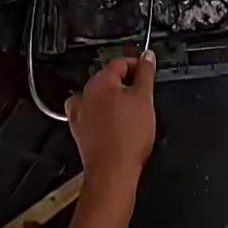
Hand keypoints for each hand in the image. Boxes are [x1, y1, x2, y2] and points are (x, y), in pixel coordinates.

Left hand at [65, 52, 156, 196]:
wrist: (112, 171)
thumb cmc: (127, 138)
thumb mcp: (145, 98)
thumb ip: (146, 73)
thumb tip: (147, 56)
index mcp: (101, 81)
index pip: (121, 62)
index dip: (137, 65)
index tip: (147, 72)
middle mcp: (86, 93)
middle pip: (109, 78)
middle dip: (126, 83)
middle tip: (143, 95)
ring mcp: (80, 112)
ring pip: (100, 95)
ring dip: (113, 99)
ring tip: (129, 112)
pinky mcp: (80, 129)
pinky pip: (91, 113)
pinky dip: (101, 114)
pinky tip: (111, 122)